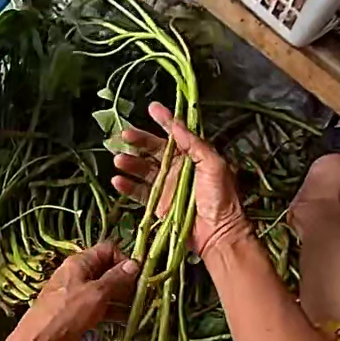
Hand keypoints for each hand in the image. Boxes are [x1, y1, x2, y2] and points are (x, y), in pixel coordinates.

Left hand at [2, 242, 139, 340]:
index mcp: (79, 263)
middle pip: (107, 270)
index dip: (125, 260)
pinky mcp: (76, 313)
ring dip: (122, 298)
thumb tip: (135, 263)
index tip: (140, 278)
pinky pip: (98, 307)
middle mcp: (78, 275)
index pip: (108, 250)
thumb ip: (116, 279)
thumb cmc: (65, 316)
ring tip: (139, 311)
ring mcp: (76, 295)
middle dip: (126, 281)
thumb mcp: (95, 295)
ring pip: (105, 290)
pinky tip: (126, 322)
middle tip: (144, 296)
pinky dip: (112, 312)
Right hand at [110, 102, 252, 263]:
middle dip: (138, 140)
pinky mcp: (158, 204)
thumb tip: (176, 125)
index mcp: (194, 156)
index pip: (176, 133)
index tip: (152, 108)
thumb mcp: (214, 164)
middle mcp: (178, 168)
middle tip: (123, 135)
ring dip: (130, 163)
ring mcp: (167, 186)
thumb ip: (194, 143)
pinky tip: (117, 180)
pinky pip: (139, 192)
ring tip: (118, 159)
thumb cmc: (222, 198)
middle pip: (153, 150)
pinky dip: (127, 186)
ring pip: (143, 169)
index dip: (164, 120)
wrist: (219, 232)